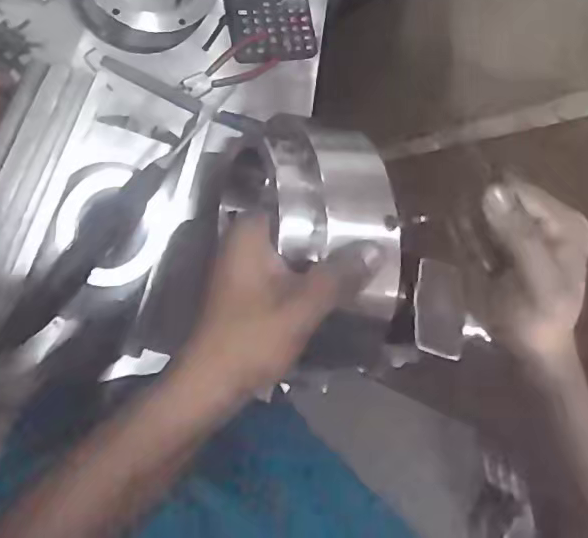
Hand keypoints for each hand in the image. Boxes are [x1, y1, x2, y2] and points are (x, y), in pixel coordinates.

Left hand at [176, 214, 383, 402]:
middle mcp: (241, 239)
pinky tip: (330, 286)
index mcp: (249, 230)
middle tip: (366, 236)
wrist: (211, 383)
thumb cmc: (253, 336)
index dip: (327, 208)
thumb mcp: (303, 306)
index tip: (359, 212)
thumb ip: (338, 276)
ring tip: (356, 259)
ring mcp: (240, 264)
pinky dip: (302, 276)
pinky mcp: (244, 288)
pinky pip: (280, 271)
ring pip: (288, 252)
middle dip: (326, 236)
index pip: (294, 203)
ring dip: (316, 259)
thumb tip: (376, 248)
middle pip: (293, 228)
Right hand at [478, 181, 587, 366]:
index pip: (516, 189)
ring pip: (481, 204)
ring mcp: (526, 221)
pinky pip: (475, 218)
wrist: (531, 349)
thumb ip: (520, 235)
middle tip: (487, 256)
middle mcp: (547, 212)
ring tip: (485, 263)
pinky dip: (469, 237)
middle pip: (497, 193)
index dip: (495, 208)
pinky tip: (479, 261)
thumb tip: (492, 189)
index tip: (488, 240)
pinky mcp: (505, 233)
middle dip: (482, 220)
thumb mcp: (537, 280)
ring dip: (473, 231)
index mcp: (566, 219)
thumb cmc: (538, 317)